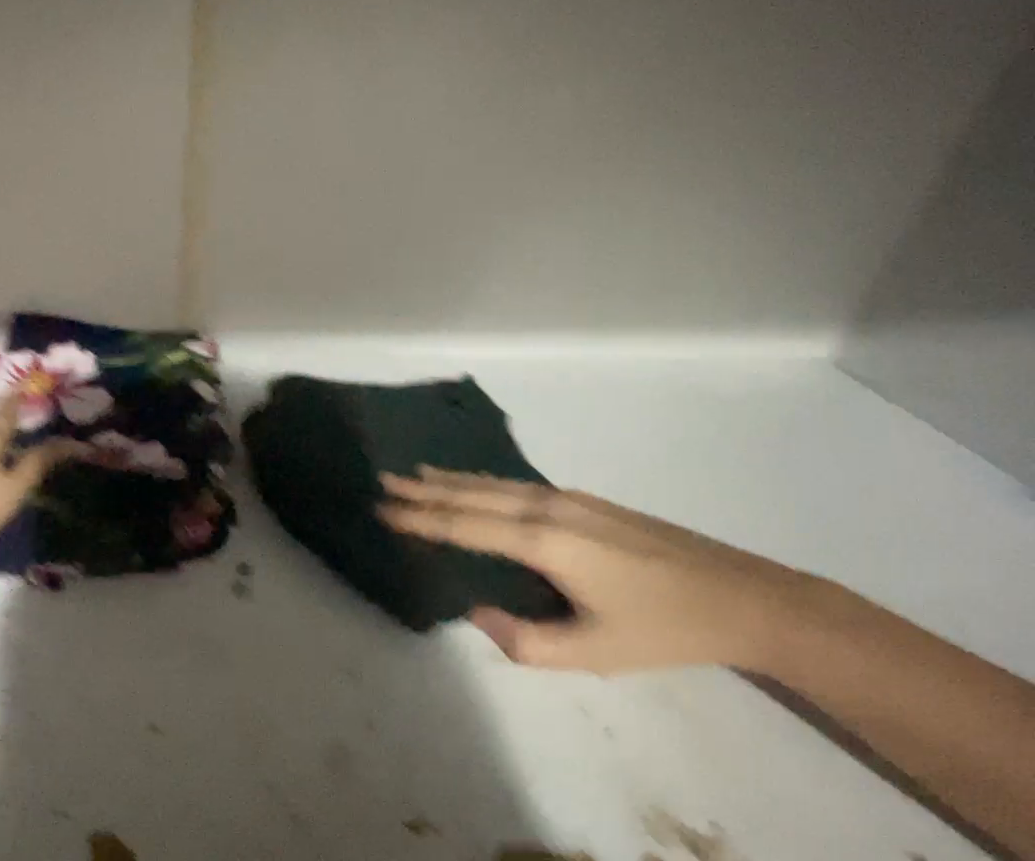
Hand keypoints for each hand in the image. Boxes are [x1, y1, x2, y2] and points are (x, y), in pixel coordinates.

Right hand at [379, 467, 824, 674]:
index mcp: (545, 542)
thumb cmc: (663, 629)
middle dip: (424, 489)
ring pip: (493, 484)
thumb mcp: (593, 653)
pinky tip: (473, 484)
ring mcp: (570, 499)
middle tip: (381, 479)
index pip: (465, 526)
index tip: (381, 509)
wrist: (745, 597)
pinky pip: (514, 486)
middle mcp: (549, 508)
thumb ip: (524, 641)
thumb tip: (476, 612)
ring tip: (413, 473)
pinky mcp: (586, 501)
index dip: (420, 519)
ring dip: (450, 480)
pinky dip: (481, 482)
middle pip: (473, 495)